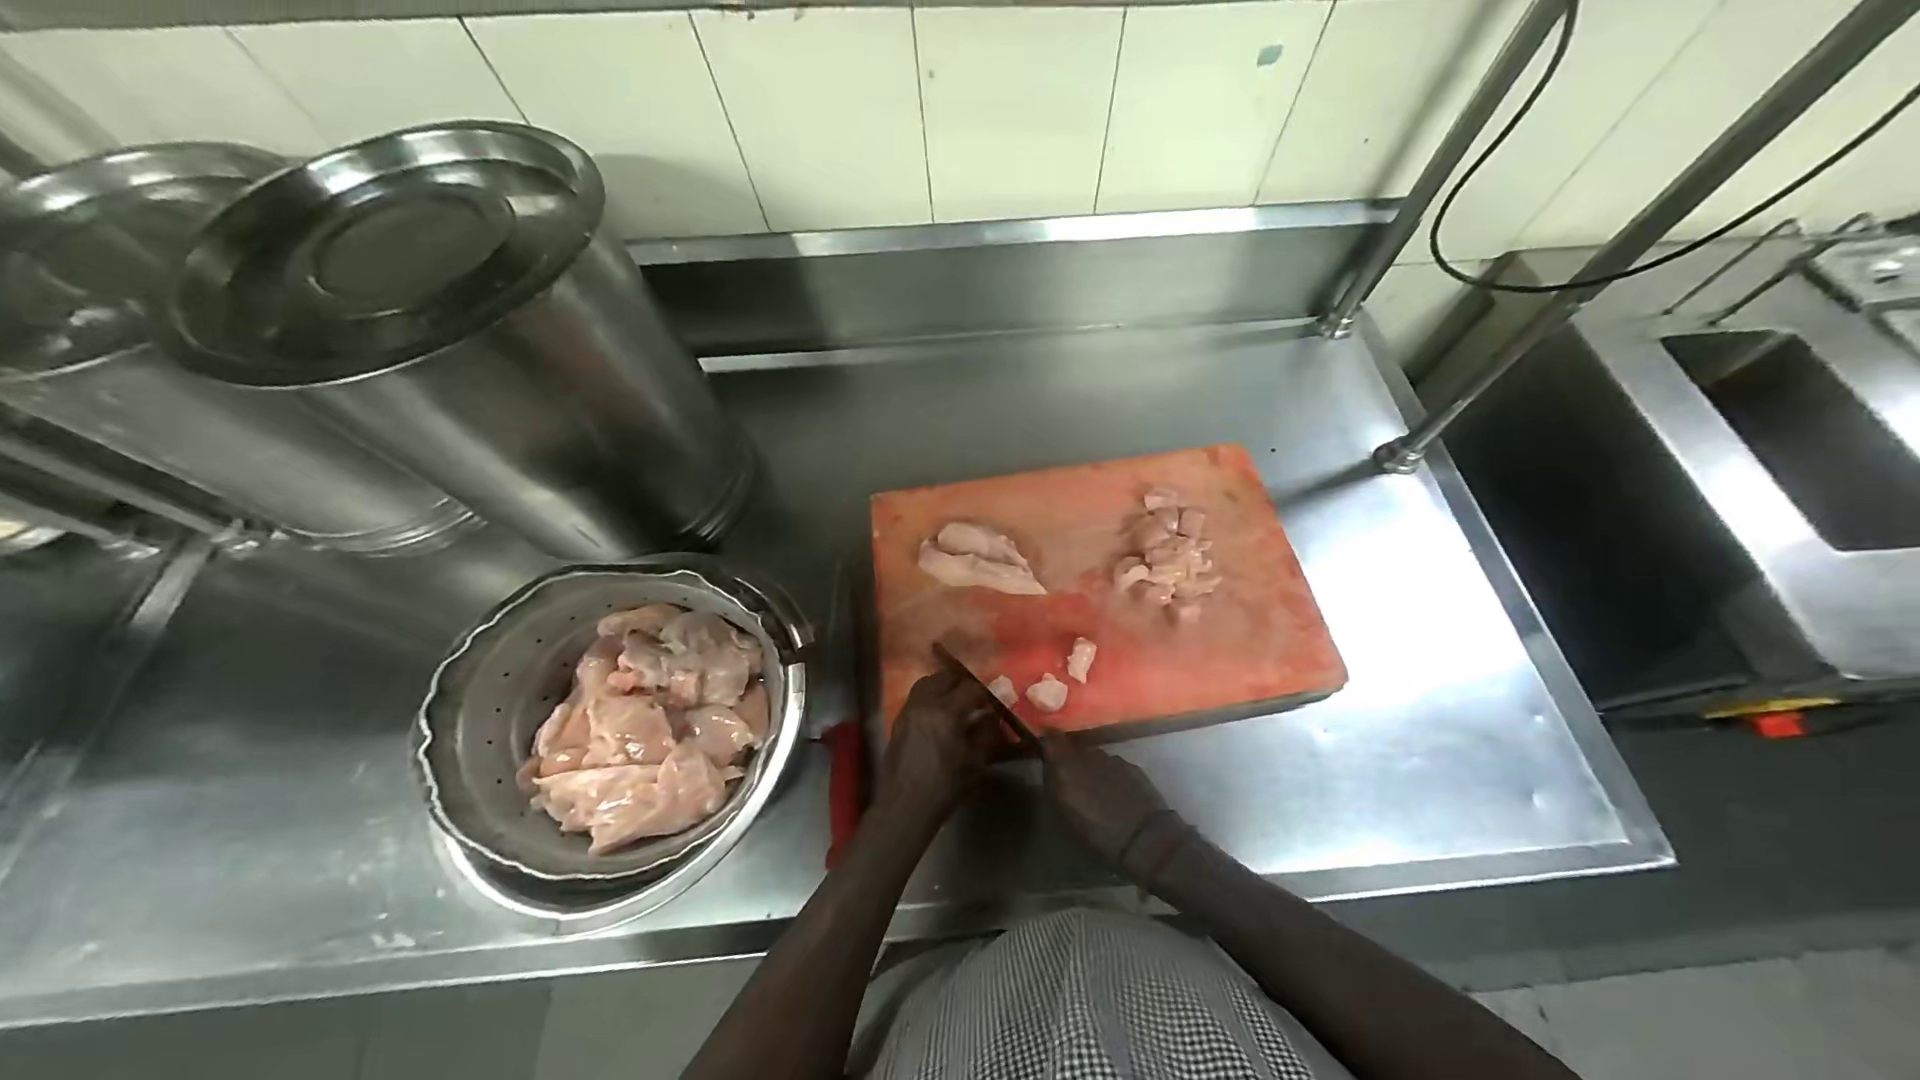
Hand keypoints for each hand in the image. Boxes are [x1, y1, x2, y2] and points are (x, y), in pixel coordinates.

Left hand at [876, 668, 1004, 820]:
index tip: (994, 699)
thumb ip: (985, 733)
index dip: (986, 692)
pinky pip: (916, 696)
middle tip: (975, 696)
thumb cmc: (944, 787)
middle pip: (946, 677)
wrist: (905, 806)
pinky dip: (929, 696)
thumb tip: (990, 716)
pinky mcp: (899, 720)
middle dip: (963, 683)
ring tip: (955, 699)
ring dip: (943, 685)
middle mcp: (925, 704)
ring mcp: (908, 710)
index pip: (971, 689)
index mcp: (946, 713)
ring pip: (927, 683)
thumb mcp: (975, 763)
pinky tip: (938, 712)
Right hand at [1041, 734, 1192, 883]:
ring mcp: (1113, 758)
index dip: (1046, 745)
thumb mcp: (1063, 814)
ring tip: (1093, 787)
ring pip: (1094, 755)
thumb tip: (1049, 768)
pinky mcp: (1132, 766)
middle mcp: (1089, 755)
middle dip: (1069, 758)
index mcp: (1067, 765)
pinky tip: (1115, 792)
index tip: (1044, 754)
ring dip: (1090, 766)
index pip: (1050, 739)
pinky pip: (1113, 765)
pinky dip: (1110, 774)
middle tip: (1068, 776)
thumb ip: (1053, 785)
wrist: (1144, 838)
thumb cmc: (1097, 832)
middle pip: (1073, 747)